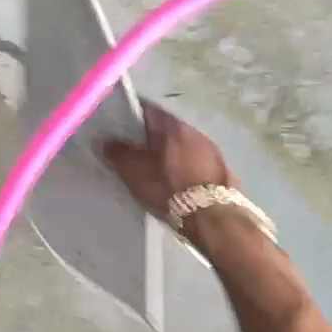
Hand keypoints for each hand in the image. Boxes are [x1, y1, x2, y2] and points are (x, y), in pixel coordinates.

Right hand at [102, 101, 235, 220]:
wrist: (216, 223)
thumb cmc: (168, 188)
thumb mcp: (131, 170)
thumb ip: (115, 151)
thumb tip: (106, 141)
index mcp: (171, 125)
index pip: (145, 108)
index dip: (128, 114)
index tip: (116, 125)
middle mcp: (195, 132)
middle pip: (165, 127)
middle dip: (150, 136)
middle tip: (133, 148)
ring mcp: (214, 152)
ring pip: (182, 145)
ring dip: (169, 152)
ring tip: (154, 167)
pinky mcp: (225, 173)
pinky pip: (196, 162)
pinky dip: (184, 166)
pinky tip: (175, 181)